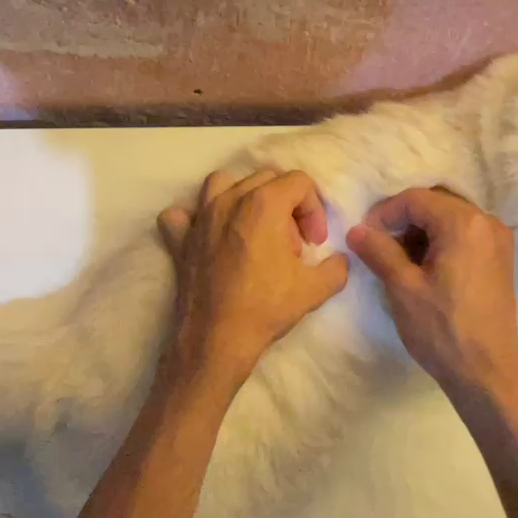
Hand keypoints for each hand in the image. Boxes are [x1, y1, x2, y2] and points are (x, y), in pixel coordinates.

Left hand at [156, 169, 349, 388]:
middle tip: (290, 244)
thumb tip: (338, 261)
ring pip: (221, 184)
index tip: (315, 243)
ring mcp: (200, 219)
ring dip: (241, 198)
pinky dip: (192, 219)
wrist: (217, 338)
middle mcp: (229, 201)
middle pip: (265, 179)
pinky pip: (179, 216)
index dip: (314, 210)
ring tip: (252, 229)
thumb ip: (336, 267)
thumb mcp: (315, 289)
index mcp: (263, 204)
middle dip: (285, 206)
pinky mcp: (179, 241)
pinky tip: (206, 236)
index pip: (299, 182)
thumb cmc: (266, 308)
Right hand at [346, 188, 517, 399]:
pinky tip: (422, 269)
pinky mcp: (499, 261)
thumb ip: (379, 251)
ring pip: (450, 220)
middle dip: (403, 220)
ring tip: (396, 261)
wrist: (485, 371)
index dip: (383, 213)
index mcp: (464, 223)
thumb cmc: (441, 329)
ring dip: (420, 232)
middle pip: (436, 204)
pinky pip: (464, 237)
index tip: (363, 237)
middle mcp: (487, 222)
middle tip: (377, 246)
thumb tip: (356, 229)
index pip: (415, 199)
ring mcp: (498, 241)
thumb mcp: (402, 288)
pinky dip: (439, 243)